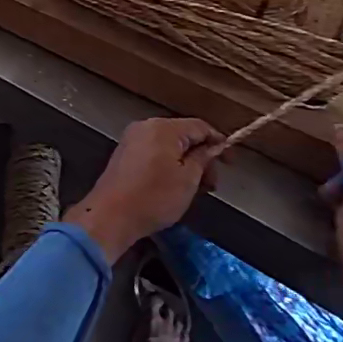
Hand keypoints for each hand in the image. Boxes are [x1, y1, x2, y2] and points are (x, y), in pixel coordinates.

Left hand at [64, 118, 227, 261]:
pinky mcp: (124, 153)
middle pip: (183, 135)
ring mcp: (132, 139)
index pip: (200, 126)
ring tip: (196, 189)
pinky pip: (154, 152)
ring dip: (187, 163)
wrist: (111, 215)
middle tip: (212, 185)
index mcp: (162, 127)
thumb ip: (203, 158)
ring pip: (169, 145)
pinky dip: (169, 165)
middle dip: (202, 157)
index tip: (231, 163)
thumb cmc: (154, 197)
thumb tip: (212, 147)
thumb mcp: (188, 179)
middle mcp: (145, 126)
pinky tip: (175, 186)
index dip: (219, 142)